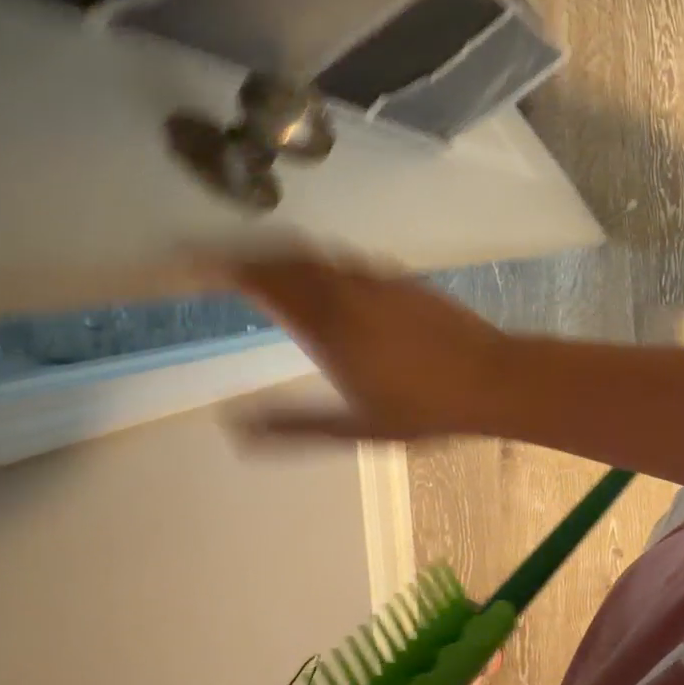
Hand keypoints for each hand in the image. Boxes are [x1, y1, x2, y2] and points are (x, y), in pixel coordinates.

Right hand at [203, 246, 509, 441]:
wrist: (497, 379)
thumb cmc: (428, 410)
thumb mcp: (357, 429)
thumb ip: (296, 427)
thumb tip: (236, 427)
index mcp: (331, 325)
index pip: (264, 281)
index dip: (220, 266)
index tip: (186, 263)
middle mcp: (353, 293)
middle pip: (287, 257)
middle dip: (246, 255)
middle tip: (215, 264)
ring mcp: (383, 282)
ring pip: (321, 255)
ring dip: (285, 256)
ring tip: (262, 269)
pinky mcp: (408, 282)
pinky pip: (352, 263)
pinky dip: (324, 264)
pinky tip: (325, 281)